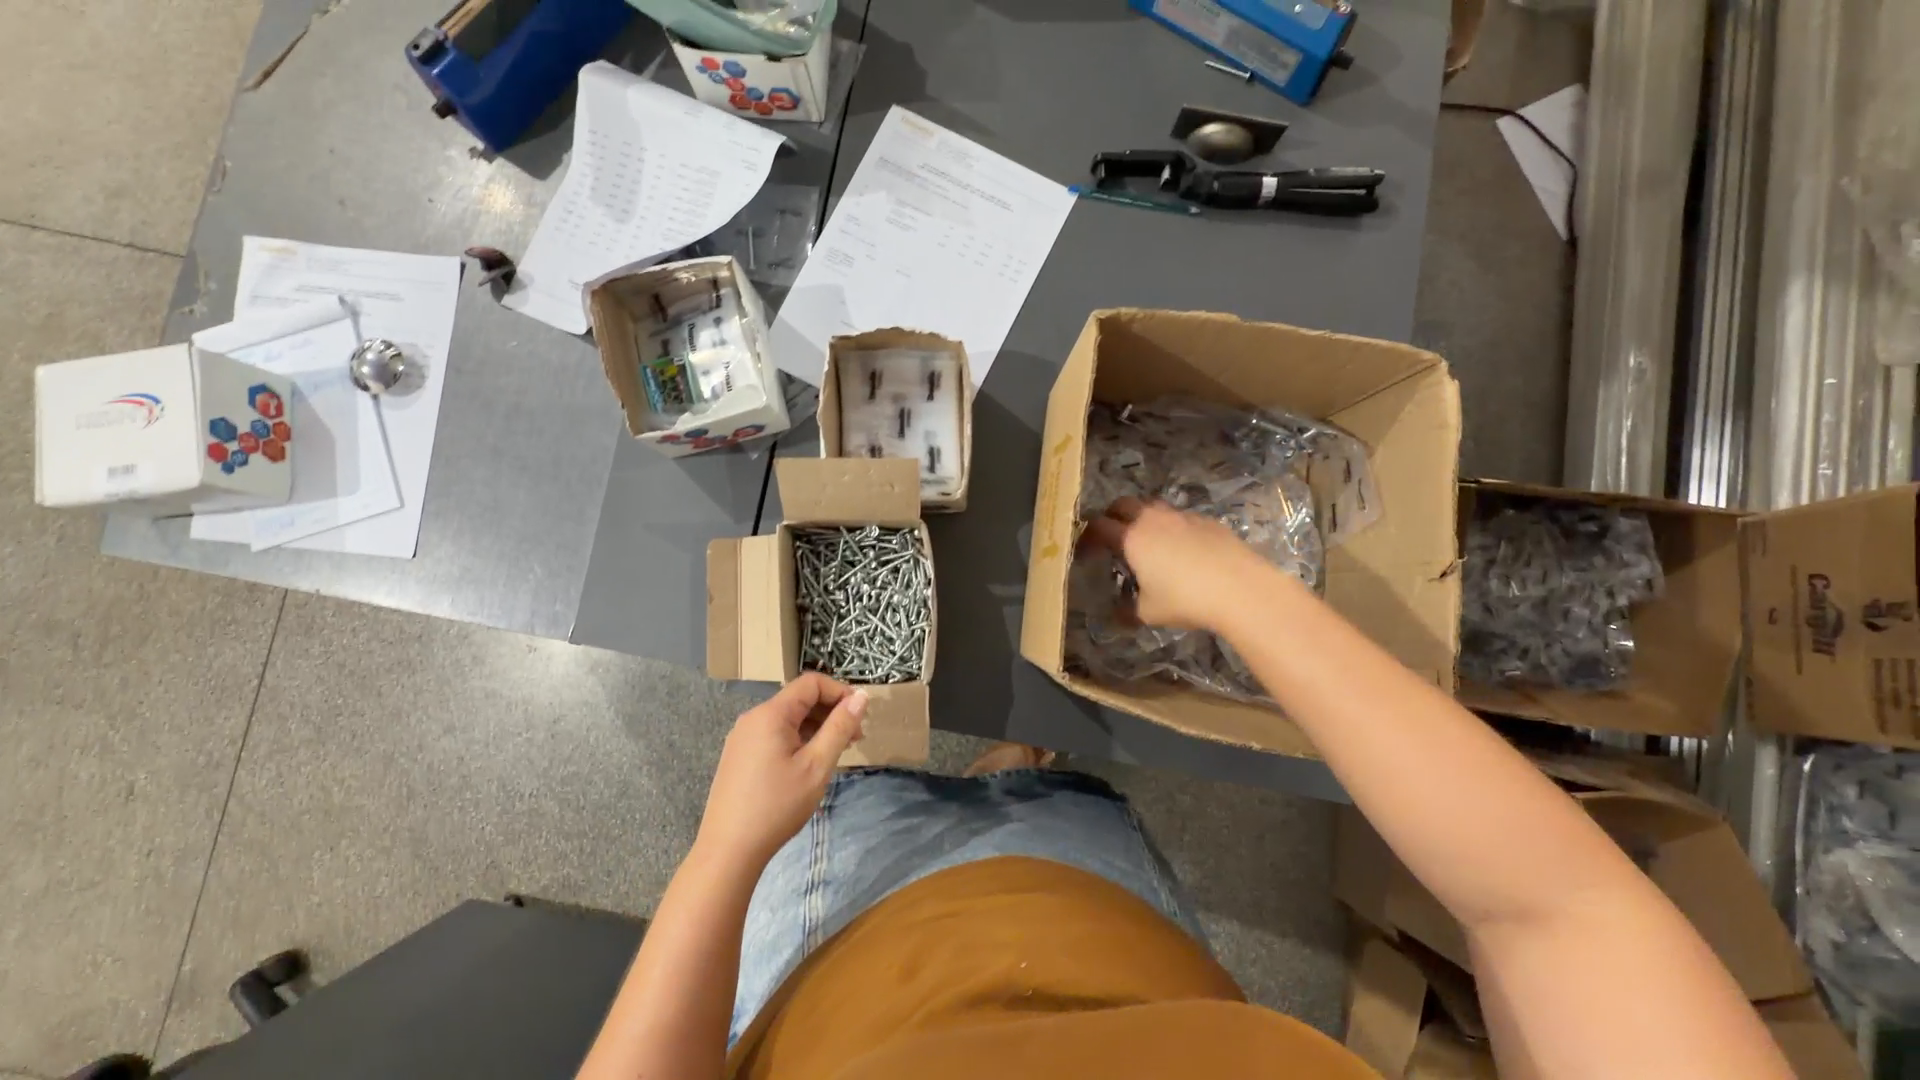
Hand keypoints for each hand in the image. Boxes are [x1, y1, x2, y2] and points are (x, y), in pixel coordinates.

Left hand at [696, 673, 867, 866]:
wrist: (729, 849)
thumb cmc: (777, 805)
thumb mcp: (817, 766)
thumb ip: (840, 728)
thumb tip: (860, 697)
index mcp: (771, 714)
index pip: (811, 683)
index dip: (840, 693)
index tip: (860, 718)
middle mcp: (753, 718)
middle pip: (799, 699)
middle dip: (830, 712)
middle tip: (855, 740)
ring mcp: (742, 738)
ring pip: (787, 719)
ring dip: (816, 728)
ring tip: (835, 755)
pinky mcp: (739, 756)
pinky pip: (774, 736)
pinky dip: (797, 741)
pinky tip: (808, 766)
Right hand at [1079, 496, 1286, 633]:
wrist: (1240, 588)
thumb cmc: (1186, 600)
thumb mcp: (1148, 612)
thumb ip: (1128, 610)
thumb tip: (1117, 614)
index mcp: (1131, 538)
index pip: (1098, 526)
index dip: (1086, 537)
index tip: (1084, 551)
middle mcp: (1153, 519)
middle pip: (1122, 504)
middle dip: (1112, 516)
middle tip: (1112, 537)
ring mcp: (1182, 516)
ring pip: (1152, 506)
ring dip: (1142, 518)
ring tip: (1147, 541)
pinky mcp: (1207, 520)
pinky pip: (1180, 517)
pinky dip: (1171, 527)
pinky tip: (1181, 549)